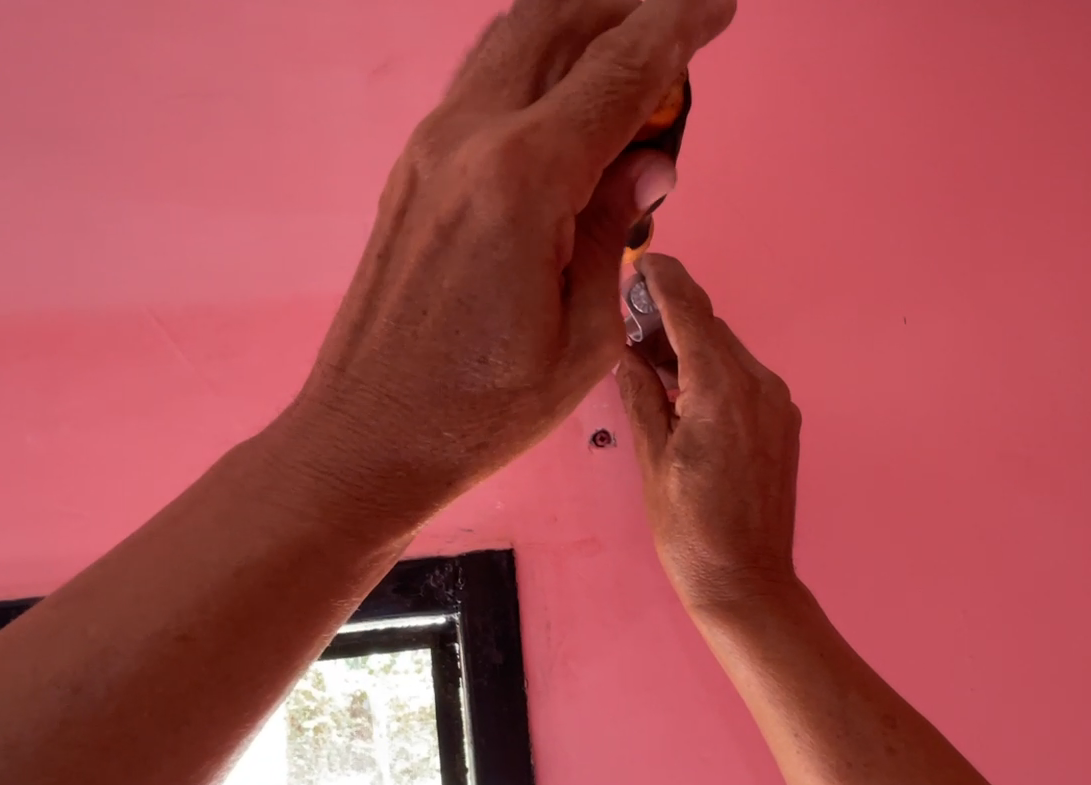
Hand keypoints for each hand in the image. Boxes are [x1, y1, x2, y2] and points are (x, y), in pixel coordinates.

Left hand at [275, 0, 734, 534]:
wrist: (371, 435)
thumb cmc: (482, 410)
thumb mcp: (582, 340)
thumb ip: (613, 233)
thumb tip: (647, 162)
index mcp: (522, 181)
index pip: (618, 73)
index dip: (678, 30)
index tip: (719, 7)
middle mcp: (468, 141)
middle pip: (555, 24)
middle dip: (626, 7)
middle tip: (679, 21)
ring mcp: (429, 151)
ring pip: (509, 43)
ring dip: (575, 27)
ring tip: (627, 47)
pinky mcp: (413, 174)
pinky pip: (481, 85)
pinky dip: (533, 68)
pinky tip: (563, 99)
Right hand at [617, 254, 802, 614]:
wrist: (746, 582)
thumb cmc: (689, 530)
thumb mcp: (653, 461)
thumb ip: (641, 395)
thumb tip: (627, 352)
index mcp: (722, 389)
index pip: (692, 313)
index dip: (665, 281)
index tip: (642, 262)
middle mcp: (760, 385)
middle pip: (712, 330)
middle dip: (673, 318)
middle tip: (631, 326)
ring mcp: (779, 405)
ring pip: (729, 355)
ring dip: (693, 349)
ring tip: (653, 366)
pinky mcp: (784, 424)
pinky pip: (744, 381)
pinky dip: (714, 375)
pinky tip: (686, 397)